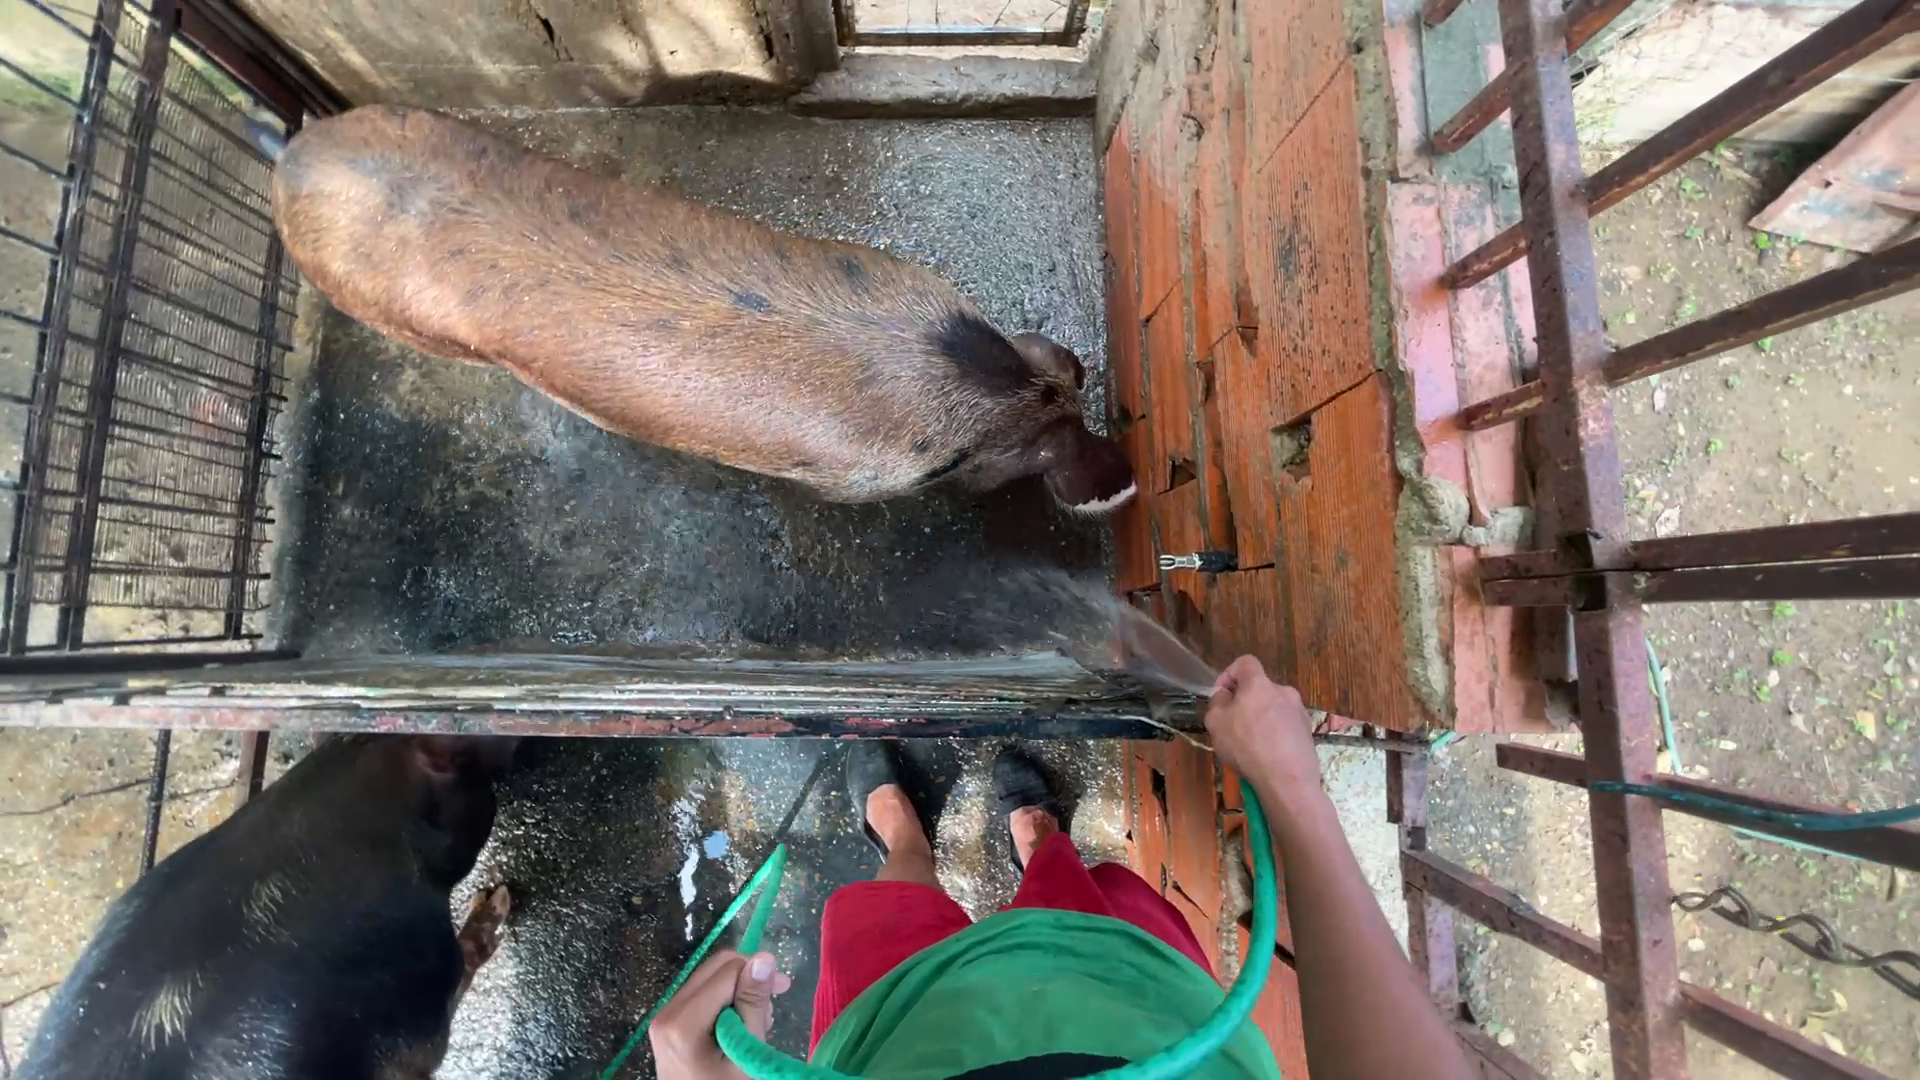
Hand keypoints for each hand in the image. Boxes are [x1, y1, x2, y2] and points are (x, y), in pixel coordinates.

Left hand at [650, 950, 791, 1079]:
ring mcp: (664, 1016)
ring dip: (738, 987)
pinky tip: (739, 1019)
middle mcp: (667, 1011)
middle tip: (774, 997)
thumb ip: (753, 1003)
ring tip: (758, 1016)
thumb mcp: (747, 1051)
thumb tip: (764, 957)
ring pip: (710, 976)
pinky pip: (702, 992)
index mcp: (683, 1022)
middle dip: (748, 976)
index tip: (782, 989)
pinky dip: (725, 998)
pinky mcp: (668, 1022)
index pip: (729, 970)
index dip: (758, 973)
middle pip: (716, 967)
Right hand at [1205, 656, 1321, 807]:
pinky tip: (1266, 755)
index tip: (1221, 695)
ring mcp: (1299, 713)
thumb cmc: (1247, 745)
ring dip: (1259, 719)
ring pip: (1272, 708)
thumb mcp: (1216, 721)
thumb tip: (1225, 696)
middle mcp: (1283, 692)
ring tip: (1249, 744)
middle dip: (1244, 701)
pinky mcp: (1308, 733)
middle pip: (1259, 688)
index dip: (1229, 674)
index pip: (1245, 662)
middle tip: (1231, 724)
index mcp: (1260, 683)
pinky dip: (1273, 734)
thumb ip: (1217, 702)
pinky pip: (1283, 726)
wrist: (1288, 780)